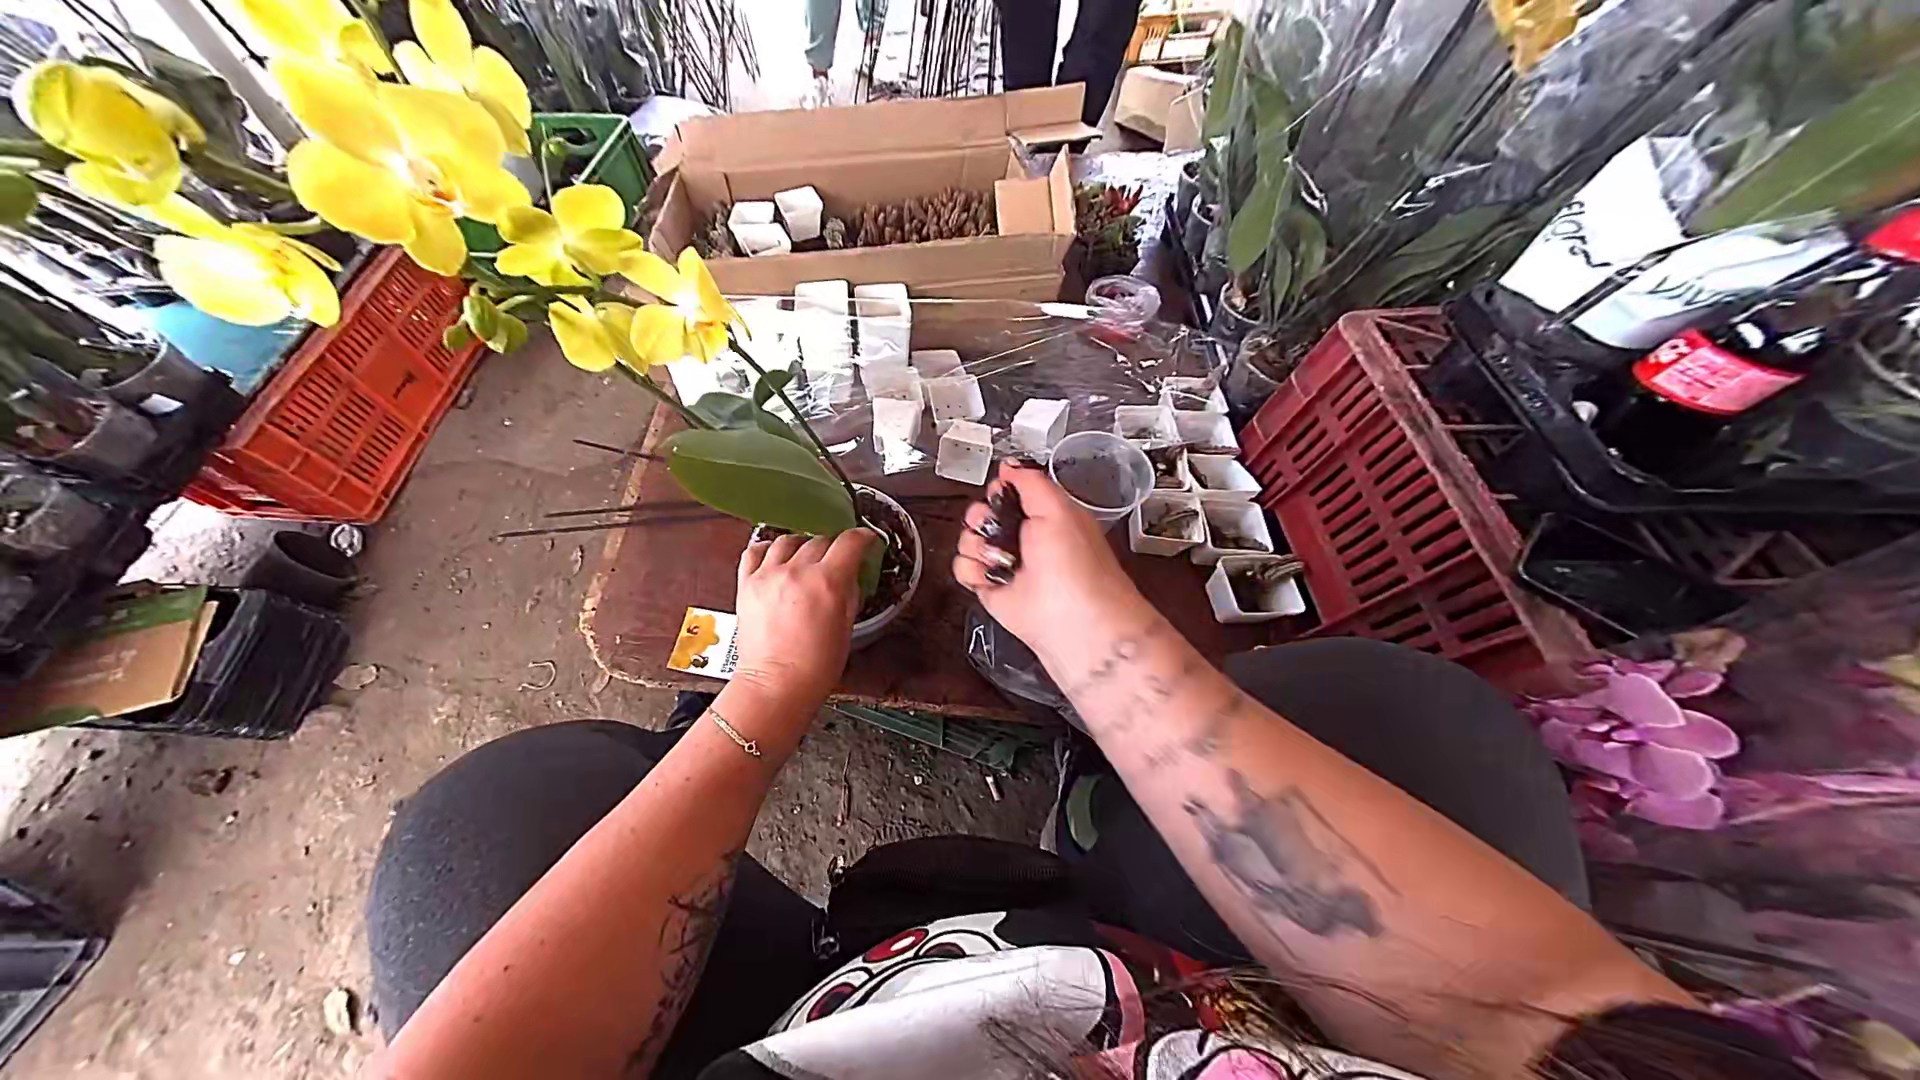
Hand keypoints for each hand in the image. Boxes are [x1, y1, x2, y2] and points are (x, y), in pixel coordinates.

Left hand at [731, 529, 874, 715]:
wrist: (776, 685)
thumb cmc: (815, 665)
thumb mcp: (847, 626)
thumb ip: (849, 592)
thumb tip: (849, 575)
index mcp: (827, 582)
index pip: (849, 542)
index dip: (862, 538)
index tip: (865, 541)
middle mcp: (797, 571)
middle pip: (819, 540)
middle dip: (833, 547)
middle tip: (836, 560)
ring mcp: (768, 575)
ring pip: (788, 540)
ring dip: (801, 545)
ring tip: (805, 559)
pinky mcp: (746, 584)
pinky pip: (755, 551)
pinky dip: (768, 549)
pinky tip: (776, 558)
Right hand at [954, 462, 1152, 663]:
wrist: (1074, 621)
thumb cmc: (1078, 568)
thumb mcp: (1059, 509)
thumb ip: (1031, 483)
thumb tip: (1009, 467)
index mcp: (1043, 515)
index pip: (1006, 492)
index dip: (998, 491)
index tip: (1000, 496)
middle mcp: (1023, 539)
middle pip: (980, 514)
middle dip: (980, 517)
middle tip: (994, 528)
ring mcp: (1005, 564)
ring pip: (967, 540)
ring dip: (976, 545)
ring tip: (999, 559)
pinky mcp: (990, 587)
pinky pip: (963, 568)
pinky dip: (971, 570)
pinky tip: (992, 575)